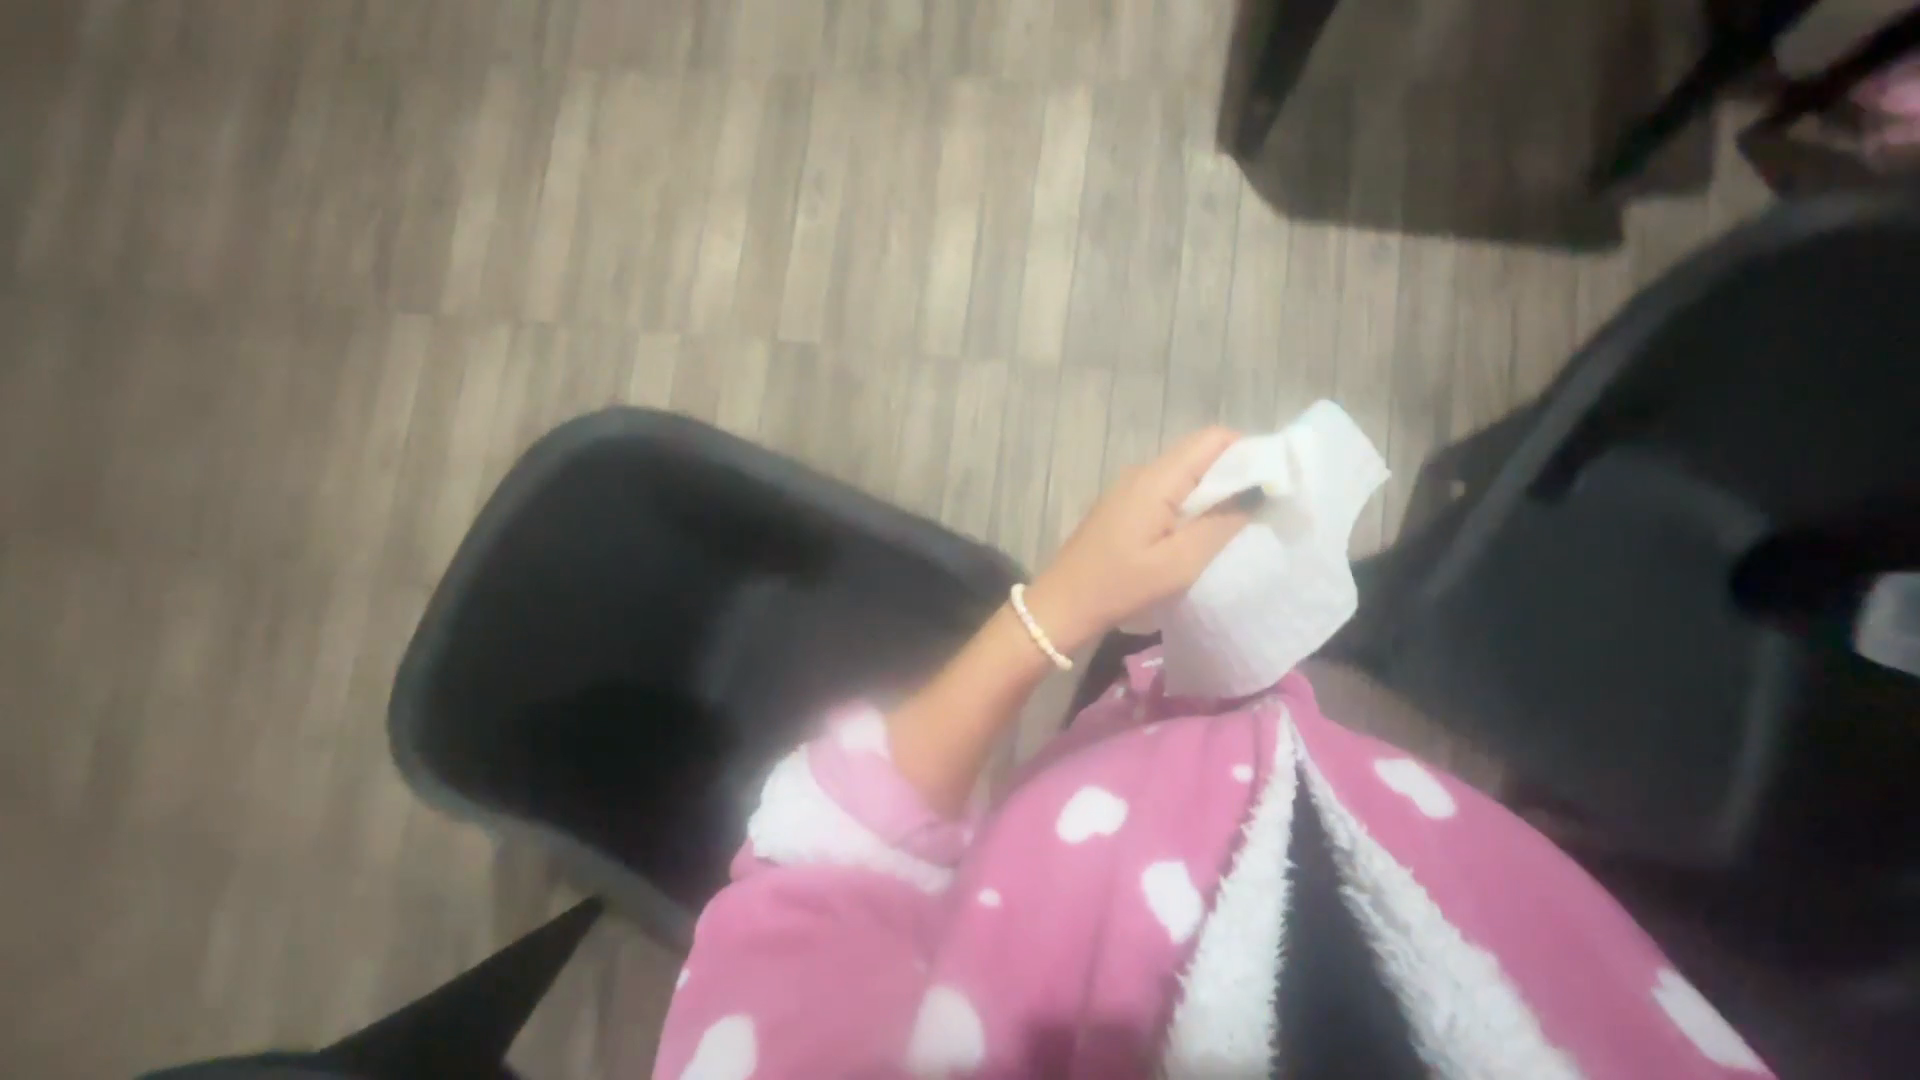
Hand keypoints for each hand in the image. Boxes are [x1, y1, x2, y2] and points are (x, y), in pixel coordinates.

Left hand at [1023, 427, 1253, 654]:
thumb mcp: (1179, 563)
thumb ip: (1221, 524)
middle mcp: (1143, 473)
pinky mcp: (1126, 510)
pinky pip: (1170, 494)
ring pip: (1187, 476)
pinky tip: (1206, 534)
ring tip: (1244, 523)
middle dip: (1238, 474)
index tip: (1277, 483)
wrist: (1061, 607)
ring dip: (1216, 493)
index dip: (1250, 452)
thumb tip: (1258, 490)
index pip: (1213, 439)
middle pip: (1201, 454)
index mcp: (1156, 479)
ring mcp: (1131, 490)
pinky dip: (1194, 506)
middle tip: (1267, 507)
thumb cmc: (1119, 586)